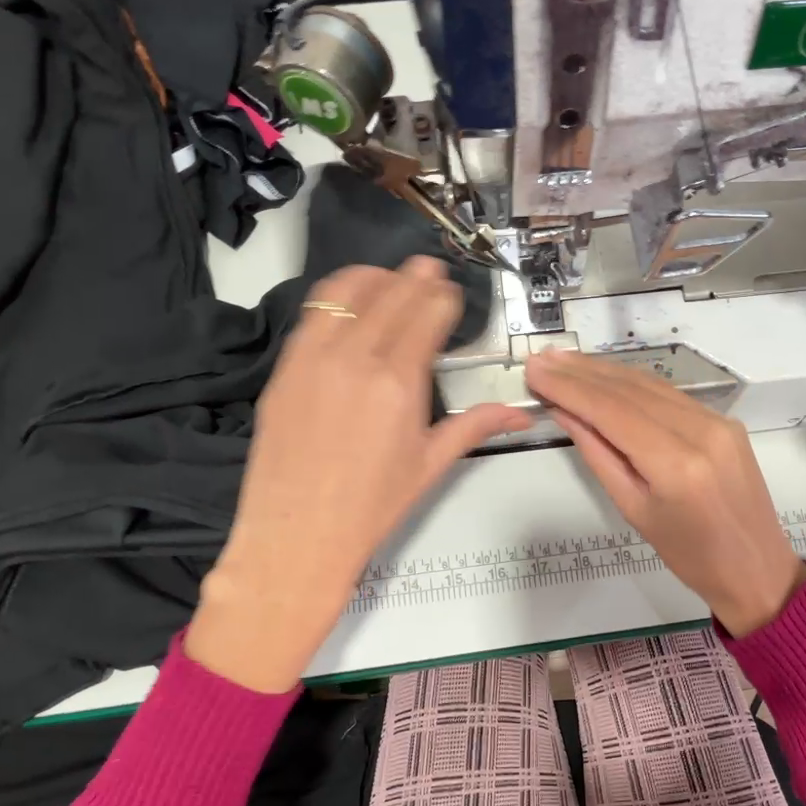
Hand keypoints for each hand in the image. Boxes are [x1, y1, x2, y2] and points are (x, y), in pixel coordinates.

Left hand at [189, 258, 530, 691]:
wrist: (297, 536)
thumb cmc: (370, 508)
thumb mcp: (429, 466)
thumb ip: (474, 426)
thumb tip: (522, 414)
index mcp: (398, 382)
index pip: (426, 314)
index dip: (443, 297)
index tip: (451, 293)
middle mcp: (355, 358)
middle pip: (391, 295)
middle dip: (415, 278)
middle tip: (429, 269)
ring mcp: (312, 359)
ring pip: (346, 293)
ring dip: (374, 277)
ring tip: (389, 277)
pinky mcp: (283, 369)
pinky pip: (312, 315)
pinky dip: (335, 298)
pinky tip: (348, 304)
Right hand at [523, 348, 805, 636]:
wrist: (755, 568)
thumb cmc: (689, 555)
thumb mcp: (634, 510)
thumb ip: (599, 455)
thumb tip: (566, 413)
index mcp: (677, 464)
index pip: (612, 411)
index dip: (570, 388)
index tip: (535, 371)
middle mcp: (701, 431)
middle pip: (630, 390)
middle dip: (581, 373)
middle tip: (541, 360)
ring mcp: (718, 422)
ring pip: (651, 386)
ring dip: (604, 372)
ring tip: (563, 362)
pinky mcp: (725, 421)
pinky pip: (670, 396)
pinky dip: (633, 385)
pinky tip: (605, 378)